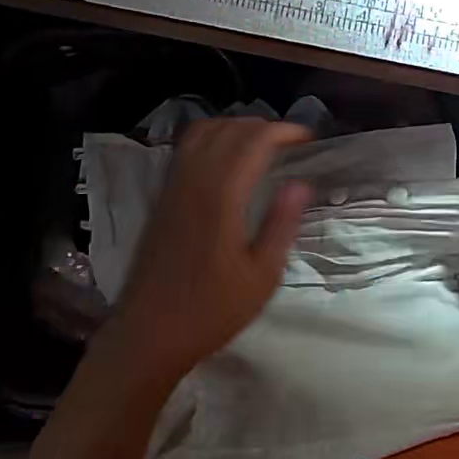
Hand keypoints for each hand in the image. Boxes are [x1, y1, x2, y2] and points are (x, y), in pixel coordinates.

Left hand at [100, 119, 311, 385]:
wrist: (150, 332)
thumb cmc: (212, 311)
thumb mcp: (262, 276)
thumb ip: (281, 224)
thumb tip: (301, 184)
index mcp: (221, 197)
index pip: (253, 141)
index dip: (284, 131)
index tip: (309, 139)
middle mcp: (192, 181)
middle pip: (227, 129)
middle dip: (262, 126)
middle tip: (290, 142)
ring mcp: (171, 187)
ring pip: (202, 132)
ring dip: (234, 128)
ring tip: (261, 145)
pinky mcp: (160, 197)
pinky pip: (185, 149)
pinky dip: (211, 139)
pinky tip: (226, 160)